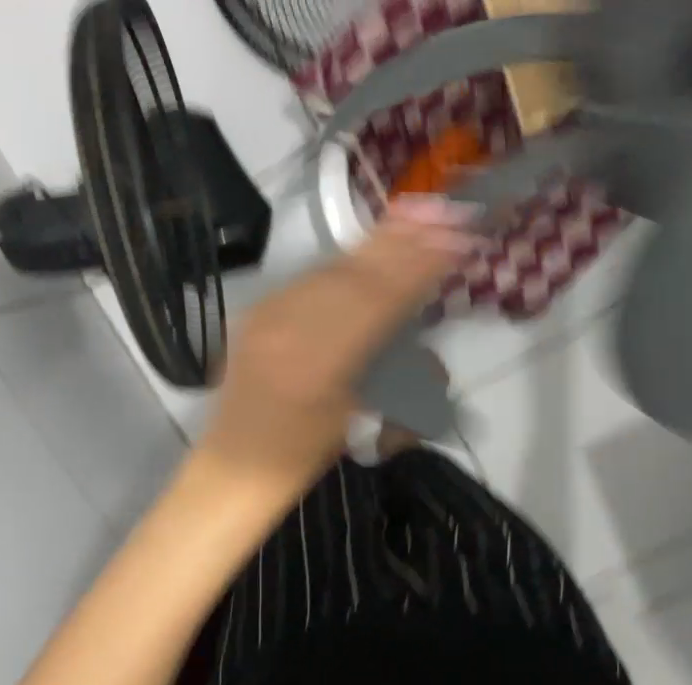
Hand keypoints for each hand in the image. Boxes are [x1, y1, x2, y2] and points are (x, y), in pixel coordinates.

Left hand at [194, 198, 475, 496]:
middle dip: (404, 241)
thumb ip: (392, 382)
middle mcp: (288, 328)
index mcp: (319, 365)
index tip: (457, 238)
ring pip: (331, 270)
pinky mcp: (254, 312)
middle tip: (446, 210)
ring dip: (377, 244)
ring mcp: (266, 315)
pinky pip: (307, 280)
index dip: (420, 266)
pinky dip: (345, 264)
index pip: (379, 301)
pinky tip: (370, 249)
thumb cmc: (301, 459)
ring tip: (417, 214)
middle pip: (355, 274)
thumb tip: (427, 352)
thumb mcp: (356, 424)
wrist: (234, 467)